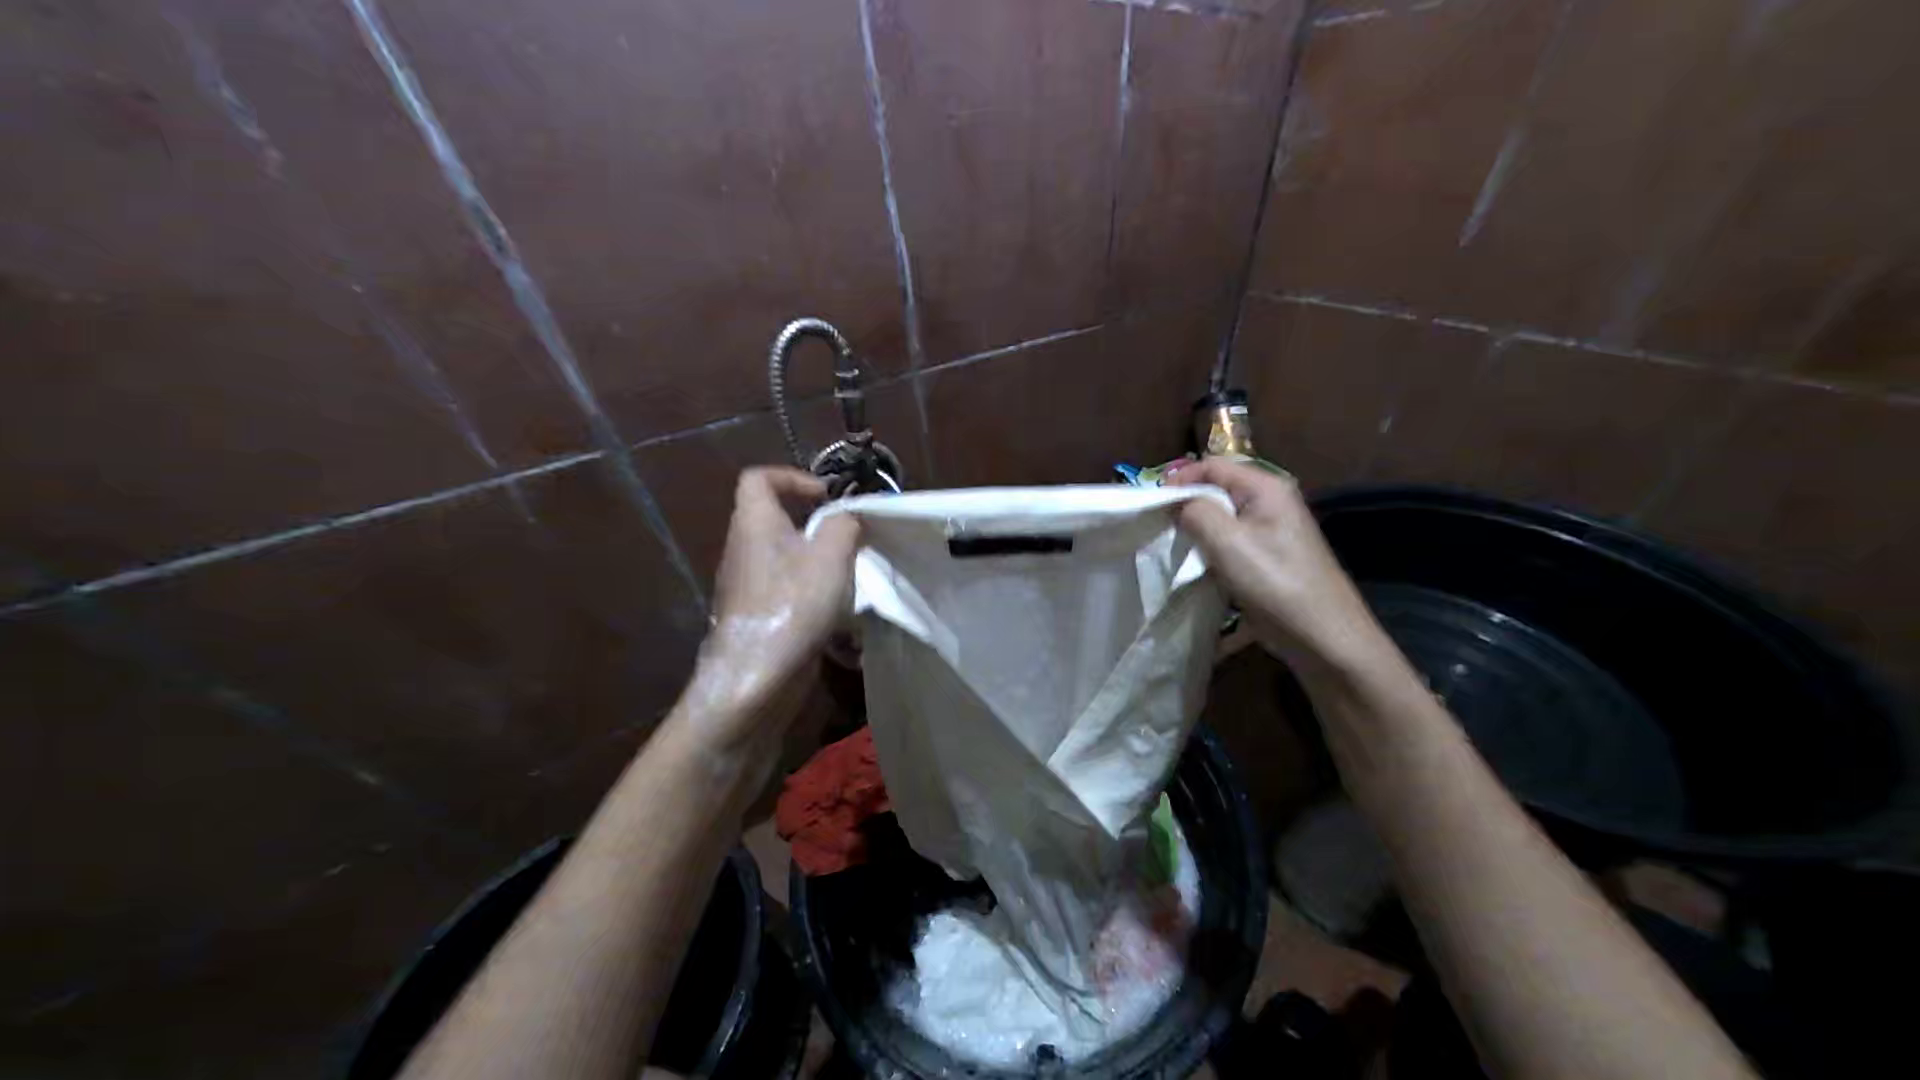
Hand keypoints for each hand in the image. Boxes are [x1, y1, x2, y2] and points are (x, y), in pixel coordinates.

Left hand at [683, 467, 859, 735]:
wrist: (757, 676)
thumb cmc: (793, 604)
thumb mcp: (831, 555)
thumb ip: (844, 524)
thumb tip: (847, 516)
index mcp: (753, 522)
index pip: (759, 478)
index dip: (793, 477)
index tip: (828, 498)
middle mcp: (743, 547)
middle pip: (774, 516)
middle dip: (814, 522)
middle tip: (847, 537)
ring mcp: (745, 582)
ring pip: (782, 553)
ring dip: (815, 556)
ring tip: (846, 572)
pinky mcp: (755, 612)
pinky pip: (783, 584)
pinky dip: (808, 586)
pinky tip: (834, 607)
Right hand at [1170, 459, 1388, 675]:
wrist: (1321, 635)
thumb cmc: (1274, 582)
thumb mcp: (1227, 541)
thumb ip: (1196, 511)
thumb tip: (1178, 503)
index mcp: (1266, 487)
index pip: (1213, 465)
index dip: (1180, 479)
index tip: (1153, 504)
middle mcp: (1271, 501)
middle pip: (1218, 489)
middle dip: (1186, 504)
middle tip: (1160, 526)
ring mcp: (1272, 531)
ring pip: (1222, 517)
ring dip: (1197, 530)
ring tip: (1175, 547)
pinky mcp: (1268, 557)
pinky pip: (1231, 541)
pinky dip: (1211, 549)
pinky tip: (1198, 567)